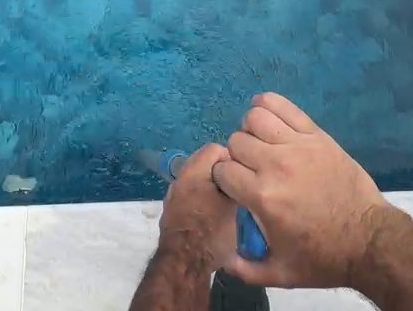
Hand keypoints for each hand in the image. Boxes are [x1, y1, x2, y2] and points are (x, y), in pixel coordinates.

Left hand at [157, 143, 237, 271]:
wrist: (184, 265)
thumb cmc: (211, 231)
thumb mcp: (232, 206)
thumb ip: (235, 183)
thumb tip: (237, 176)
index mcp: (194, 170)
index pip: (215, 148)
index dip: (231, 159)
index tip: (242, 176)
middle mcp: (179, 178)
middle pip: (203, 163)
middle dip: (220, 174)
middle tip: (236, 190)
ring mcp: (172, 196)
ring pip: (196, 182)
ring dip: (209, 189)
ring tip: (225, 205)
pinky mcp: (170, 214)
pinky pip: (188, 198)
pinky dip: (200, 202)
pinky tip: (210, 218)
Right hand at [212, 93, 391, 288]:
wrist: (368, 240)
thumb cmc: (323, 257)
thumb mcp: (280, 275)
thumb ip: (245, 268)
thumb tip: (223, 257)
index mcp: (262, 196)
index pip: (223, 170)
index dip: (225, 178)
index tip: (234, 186)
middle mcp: (275, 165)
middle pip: (236, 141)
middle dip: (237, 156)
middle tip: (250, 169)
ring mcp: (297, 145)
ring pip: (255, 118)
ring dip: (252, 131)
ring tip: (262, 145)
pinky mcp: (315, 134)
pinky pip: (282, 105)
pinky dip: (268, 105)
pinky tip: (267, 117)